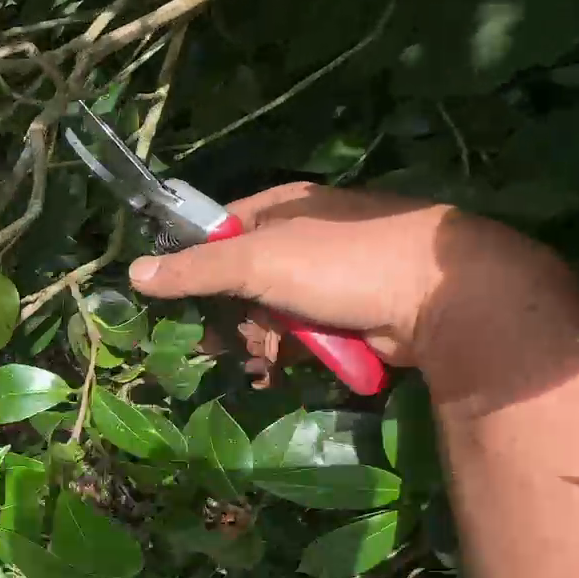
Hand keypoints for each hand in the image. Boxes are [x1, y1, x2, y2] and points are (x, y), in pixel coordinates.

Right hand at [125, 182, 571, 371]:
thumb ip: (194, 269)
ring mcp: (324, 277)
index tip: (179, 295)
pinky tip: (276, 368)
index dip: (193, 262)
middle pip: (234, 280)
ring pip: (261, 312)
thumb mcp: (257, 261)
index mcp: (283, 209)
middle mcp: (301, 238)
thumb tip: (133, 272)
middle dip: (226, 315)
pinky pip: (292, 333)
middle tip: (221, 340)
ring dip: (253, 340)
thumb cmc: (345, 264)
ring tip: (261, 358)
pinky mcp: (342, 313)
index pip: (216, 231)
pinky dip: (281, 352)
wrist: (444, 302)